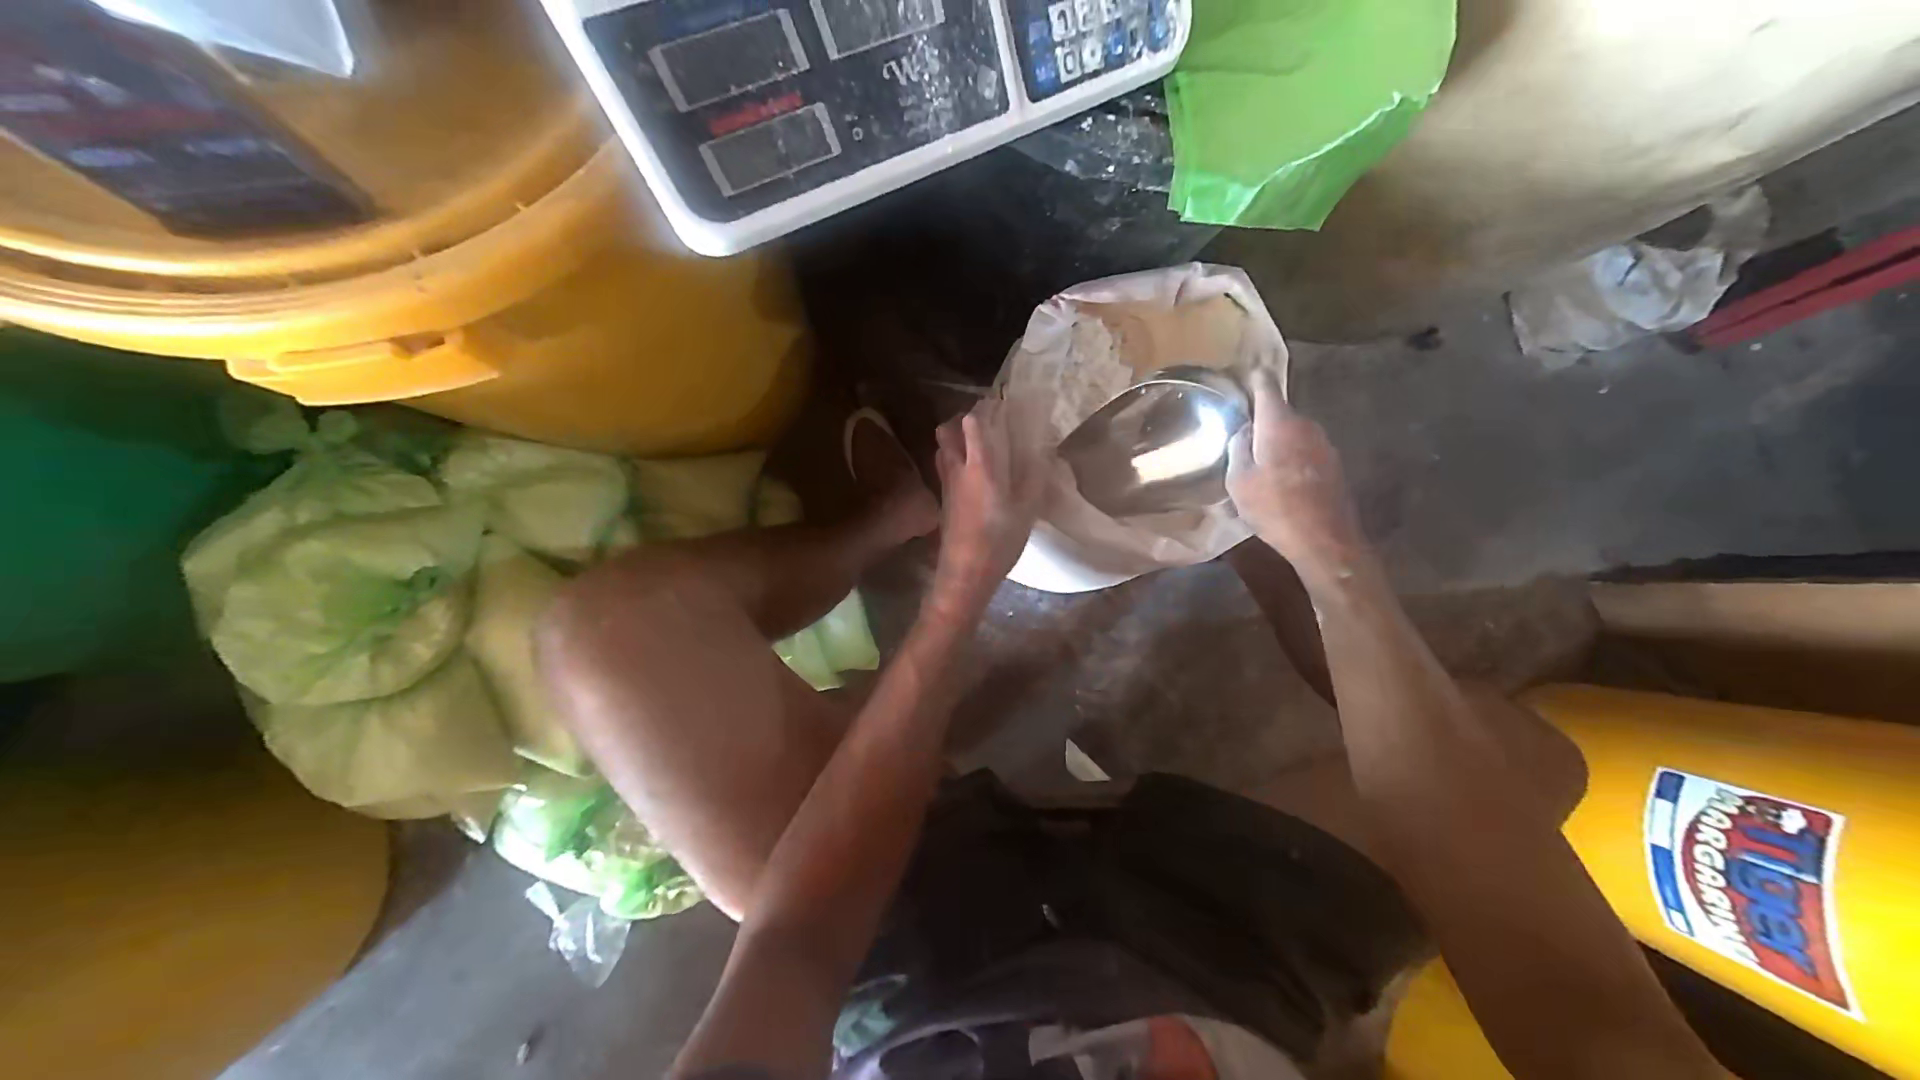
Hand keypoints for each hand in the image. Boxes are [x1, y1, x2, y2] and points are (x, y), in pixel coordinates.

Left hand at [930, 397, 1046, 612]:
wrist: (965, 572)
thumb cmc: (998, 540)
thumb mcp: (1028, 508)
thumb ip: (1035, 475)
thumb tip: (1043, 451)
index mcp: (979, 464)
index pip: (973, 421)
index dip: (987, 408)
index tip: (1004, 404)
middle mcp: (957, 467)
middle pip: (948, 428)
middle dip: (965, 418)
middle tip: (989, 422)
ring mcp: (945, 482)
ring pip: (942, 446)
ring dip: (956, 436)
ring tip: (980, 443)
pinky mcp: (943, 497)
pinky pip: (944, 464)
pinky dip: (954, 456)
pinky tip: (973, 470)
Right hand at [1226, 371, 1369, 576]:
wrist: (1325, 540)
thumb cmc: (1274, 508)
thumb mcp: (1238, 481)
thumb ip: (1238, 449)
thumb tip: (1245, 431)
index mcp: (1279, 423)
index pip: (1266, 385)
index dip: (1254, 377)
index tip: (1243, 372)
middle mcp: (1306, 425)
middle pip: (1280, 412)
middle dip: (1262, 420)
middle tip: (1240, 435)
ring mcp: (1325, 445)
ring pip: (1293, 434)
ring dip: (1277, 443)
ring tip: (1259, 465)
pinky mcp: (1334, 465)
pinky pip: (1306, 452)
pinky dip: (1292, 459)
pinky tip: (1280, 482)